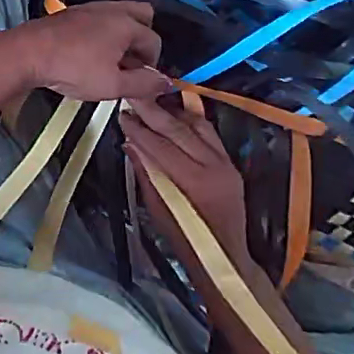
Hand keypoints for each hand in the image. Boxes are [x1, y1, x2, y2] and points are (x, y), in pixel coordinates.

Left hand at [0, 1, 170, 100]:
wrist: (27, 52)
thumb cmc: (73, 69)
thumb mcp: (112, 85)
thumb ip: (143, 84)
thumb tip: (166, 82)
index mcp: (127, 24)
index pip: (154, 40)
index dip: (153, 63)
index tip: (141, 81)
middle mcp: (111, 10)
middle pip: (142, 14)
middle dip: (143, 37)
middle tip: (131, 62)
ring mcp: (88, 8)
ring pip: (117, 14)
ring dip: (121, 35)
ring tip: (111, 60)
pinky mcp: (69, 13)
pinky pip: (97, 18)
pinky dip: (102, 32)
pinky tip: (89, 52)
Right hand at [120, 97, 247, 247]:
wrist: (224, 255)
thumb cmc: (186, 240)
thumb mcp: (158, 209)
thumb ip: (147, 174)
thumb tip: (131, 144)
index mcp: (193, 181)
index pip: (160, 146)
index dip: (139, 129)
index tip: (122, 116)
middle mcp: (213, 166)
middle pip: (178, 130)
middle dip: (153, 112)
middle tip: (133, 98)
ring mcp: (225, 163)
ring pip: (197, 126)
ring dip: (173, 112)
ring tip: (152, 103)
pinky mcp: (230, 163)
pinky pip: (210, 134)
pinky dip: (191, 121)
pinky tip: (175, 115)